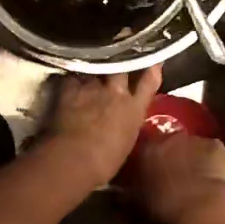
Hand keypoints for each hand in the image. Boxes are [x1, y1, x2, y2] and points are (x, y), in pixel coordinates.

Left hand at [42, 64, 161, 187]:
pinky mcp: (70, 90)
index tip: (154, 61)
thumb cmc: (105, 162)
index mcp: (134, 109)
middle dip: (121, 64)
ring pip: (97, 68)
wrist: (76, 158)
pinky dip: (73, 78)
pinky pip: (72, 76)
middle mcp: (116, 92)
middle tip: (118, 63)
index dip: (152, 69)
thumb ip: (128, 125)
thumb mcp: (126, 143)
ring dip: (97, 70)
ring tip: (93, 68)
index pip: (149, 82)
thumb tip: (124, 123)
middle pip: (122, 68)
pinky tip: (71, 79)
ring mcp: (92, 88)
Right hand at [128, 132, 224, 223]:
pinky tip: (213, 176)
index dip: (147, 159)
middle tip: (172, 174)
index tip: (149, 171)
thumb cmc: (164, 205)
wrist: (199, 206)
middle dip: (170, 155)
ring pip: (191, 146)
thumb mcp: (138, 201)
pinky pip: (212, 151)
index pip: (143, 147)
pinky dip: (212, 160)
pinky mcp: (215, 145)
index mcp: (146, 148)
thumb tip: (122, 191)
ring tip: (195, 178)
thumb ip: (129, 190)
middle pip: (169, 143)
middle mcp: (168, 137)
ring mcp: (194, 139)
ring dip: (191, 157)